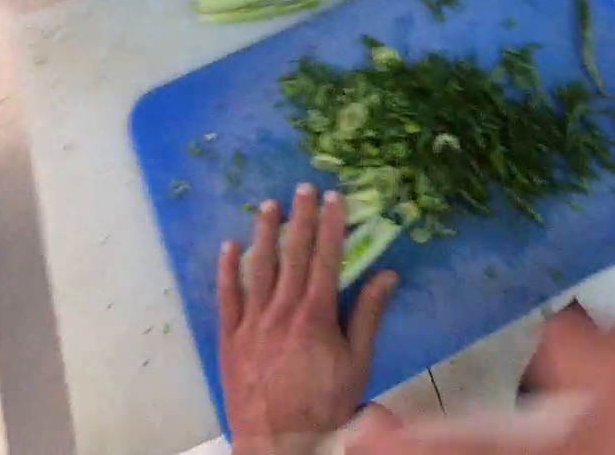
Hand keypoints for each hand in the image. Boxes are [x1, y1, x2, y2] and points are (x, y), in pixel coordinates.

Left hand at [219, 183, 398, 454]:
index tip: (334, 196)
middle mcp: (282, 309)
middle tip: (303, 187)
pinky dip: (227, 270)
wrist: (281, 445)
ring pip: (259, 267)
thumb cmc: (325, 404)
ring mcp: (252, 322)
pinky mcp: (230, 339)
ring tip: (268, 205)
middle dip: (300, 217)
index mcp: (315, 313)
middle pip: (293, 253)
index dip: (331, 223)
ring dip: (265, 233)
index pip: (326, 256)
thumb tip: (388, 275)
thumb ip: (368, 315)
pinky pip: (227, 298)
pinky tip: (228, 246)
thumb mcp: (357, 362)